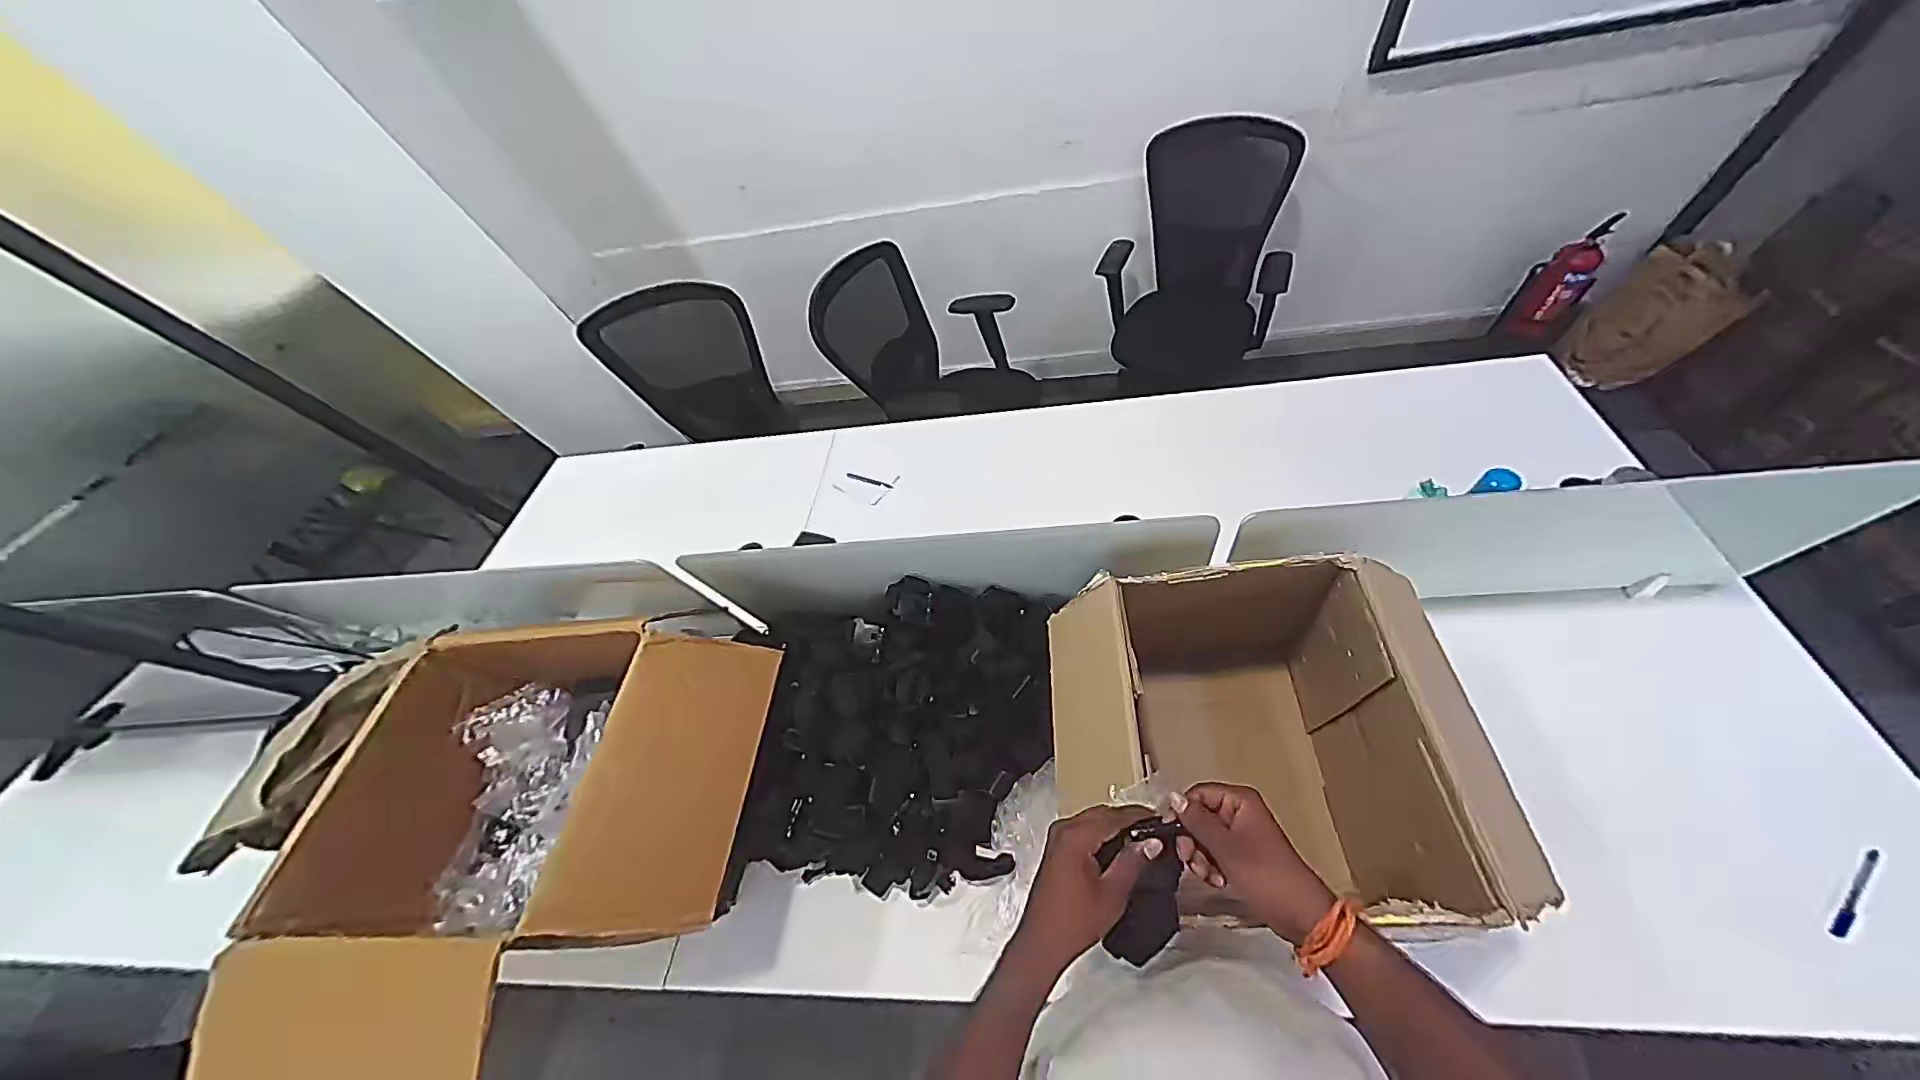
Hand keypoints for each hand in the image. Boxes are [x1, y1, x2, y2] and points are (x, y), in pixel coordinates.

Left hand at [1007, 805, 1161, 972]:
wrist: (1044, 941)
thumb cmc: (1074, 922)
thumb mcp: (1113, 894)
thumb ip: (1132, 862)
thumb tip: (1151, 842)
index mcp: (1075, 836)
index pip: (1113, 816)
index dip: (1139, 816)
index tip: (1160, 820)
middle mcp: (1063, 830)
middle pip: (1101, 813)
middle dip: (1128, 819)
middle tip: (1154, 831)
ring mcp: (1057, 837)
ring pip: (1092, 820)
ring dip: (1115, 826)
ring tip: (1141, 840)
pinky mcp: (1056, 847)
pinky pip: (1083, 829)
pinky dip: (1101, 833)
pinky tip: (1118, 849)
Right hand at [1173, 783, 1335, 943]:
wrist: (1301, 915)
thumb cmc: (1267, 877)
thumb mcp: (1225, 847)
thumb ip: (1196, 821)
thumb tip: (1174, 798)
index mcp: (1240, 801)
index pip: (1197, 795)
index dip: (1183, 814)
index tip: (1176, 836)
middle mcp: (1240, 812)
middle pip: (1199, 817)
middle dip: (1193, 842)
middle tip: (1194, 861)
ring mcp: (1242, 835)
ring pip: (1204, 838)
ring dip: (1201, 858)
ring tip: (1211, 876)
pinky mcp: (1242, 855)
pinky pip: (1215, 853)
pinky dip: (1211, 867)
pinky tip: (1218, 880)